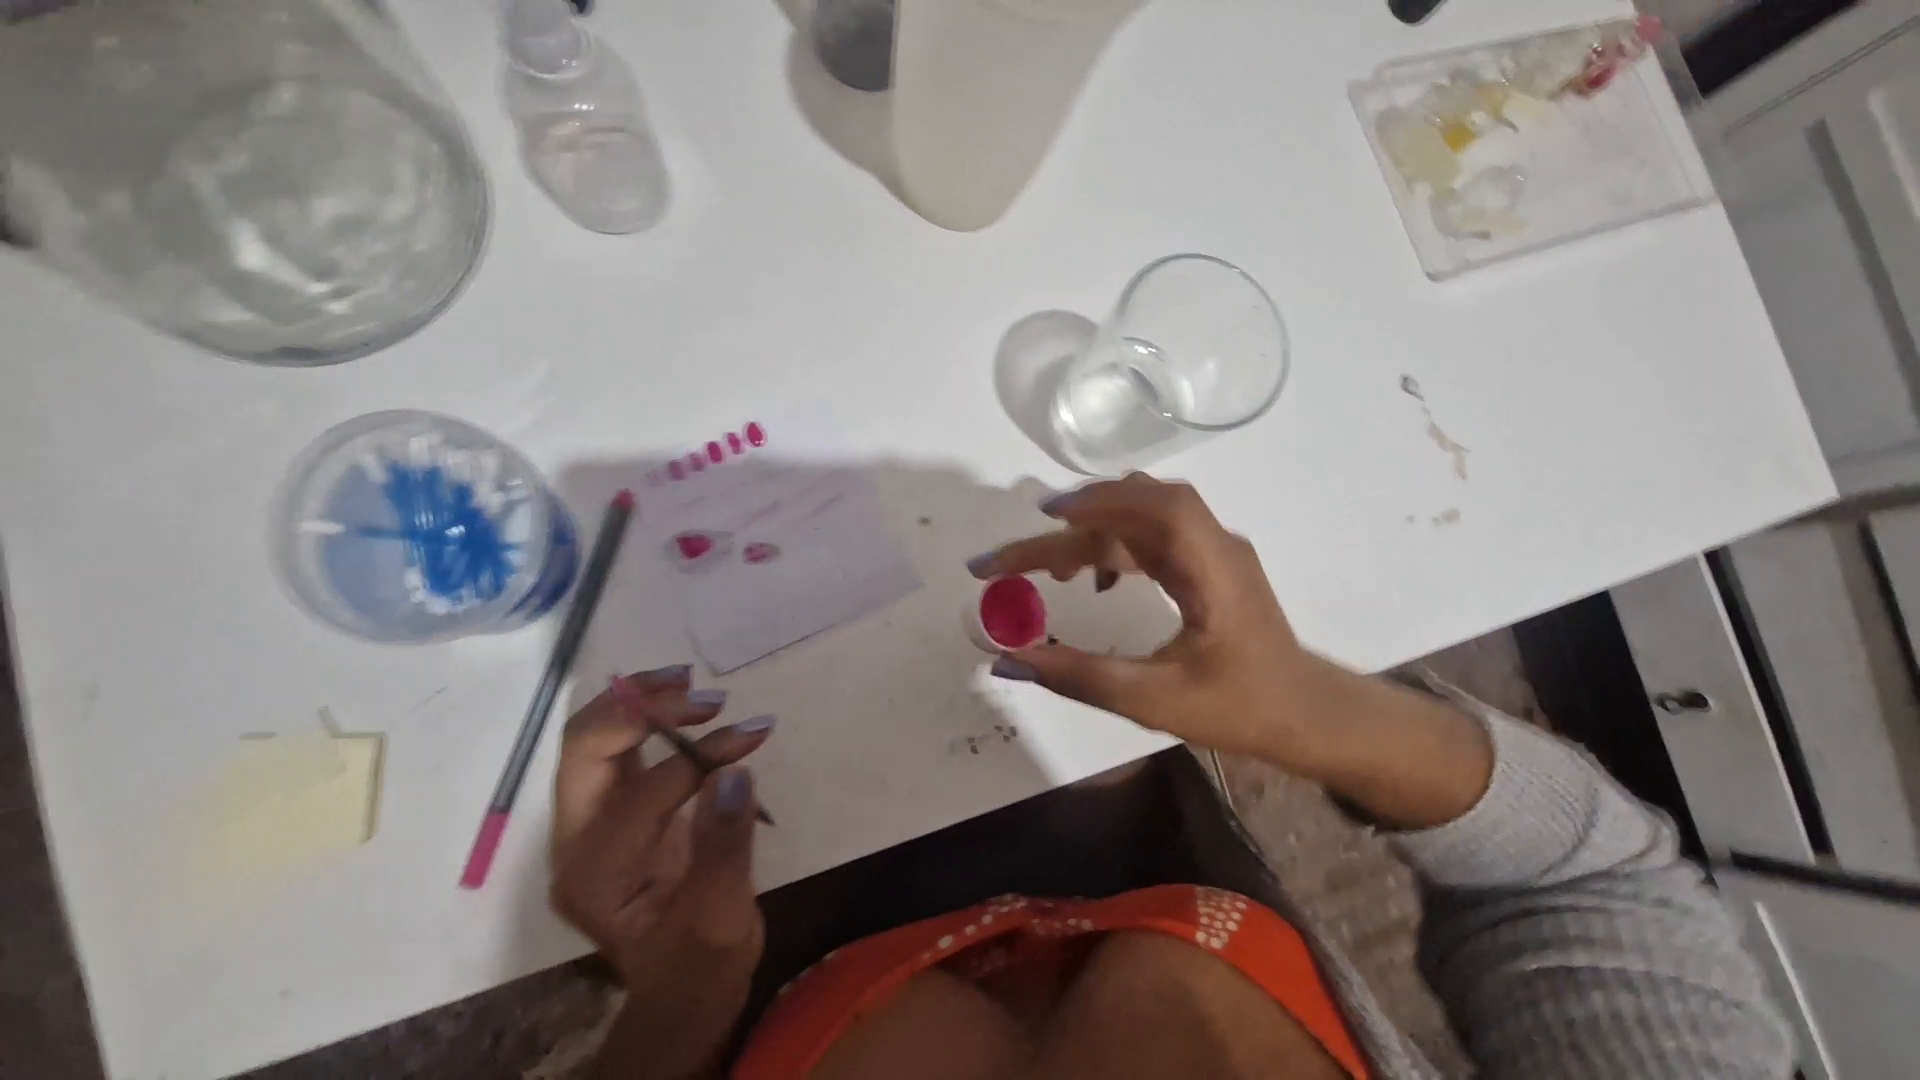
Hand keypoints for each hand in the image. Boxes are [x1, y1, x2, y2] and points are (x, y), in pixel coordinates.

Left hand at [550, 667, 771, 1076]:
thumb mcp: (721, 915)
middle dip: (642, 709)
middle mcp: (576, 842)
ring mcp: (590, 825)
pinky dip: (647, 720)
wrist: (687, 987)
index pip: (642, 793)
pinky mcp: (614, 813)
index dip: (699, 758)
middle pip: (586, 749)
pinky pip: (618, 750)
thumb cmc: (702, 963)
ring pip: (595, 739)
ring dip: (639, 703)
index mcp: (595, 874)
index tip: (752, 734)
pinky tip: (684, 704)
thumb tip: (733, 771)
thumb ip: (723, 843)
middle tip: (704, 695)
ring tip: (691, 682)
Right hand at [969, 474, 1340, 761]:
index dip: (1103, 499)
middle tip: (1010, 563)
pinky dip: (1110, 550)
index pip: (1162, 508)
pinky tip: (1091, 582)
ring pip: (1138, 523)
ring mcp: (1212, 553)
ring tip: (1042, 572)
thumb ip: (1079, 677)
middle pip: (1136, 512)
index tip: (1046, 513)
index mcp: (1214, 570)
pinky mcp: (1205, 566)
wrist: (1303, 714)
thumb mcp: (1153, 700)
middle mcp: (1215, 547)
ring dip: (1086, 537)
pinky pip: (1149, 540)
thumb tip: (1007, 660)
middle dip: (1069, 529)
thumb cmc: (1238, 708)